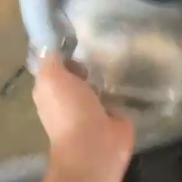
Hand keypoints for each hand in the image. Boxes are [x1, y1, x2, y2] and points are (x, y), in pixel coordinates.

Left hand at [32, 54, 134, 181]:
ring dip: (105, 73)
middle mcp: (69, 99)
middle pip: (77, 73)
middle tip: (103, 44)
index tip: (79, 34)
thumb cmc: (70, 112)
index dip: (64, 51)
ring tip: (118, 55)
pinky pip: (117, 94)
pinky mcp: (114, 115)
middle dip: (87, 60)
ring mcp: (93, 108)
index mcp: (50, 91)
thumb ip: (51, 60)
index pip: (55, 65)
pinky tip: (131, 72)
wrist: (96, 147)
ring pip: (97, 83)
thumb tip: (52, 44)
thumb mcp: (52, 79)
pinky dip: (121, 86)